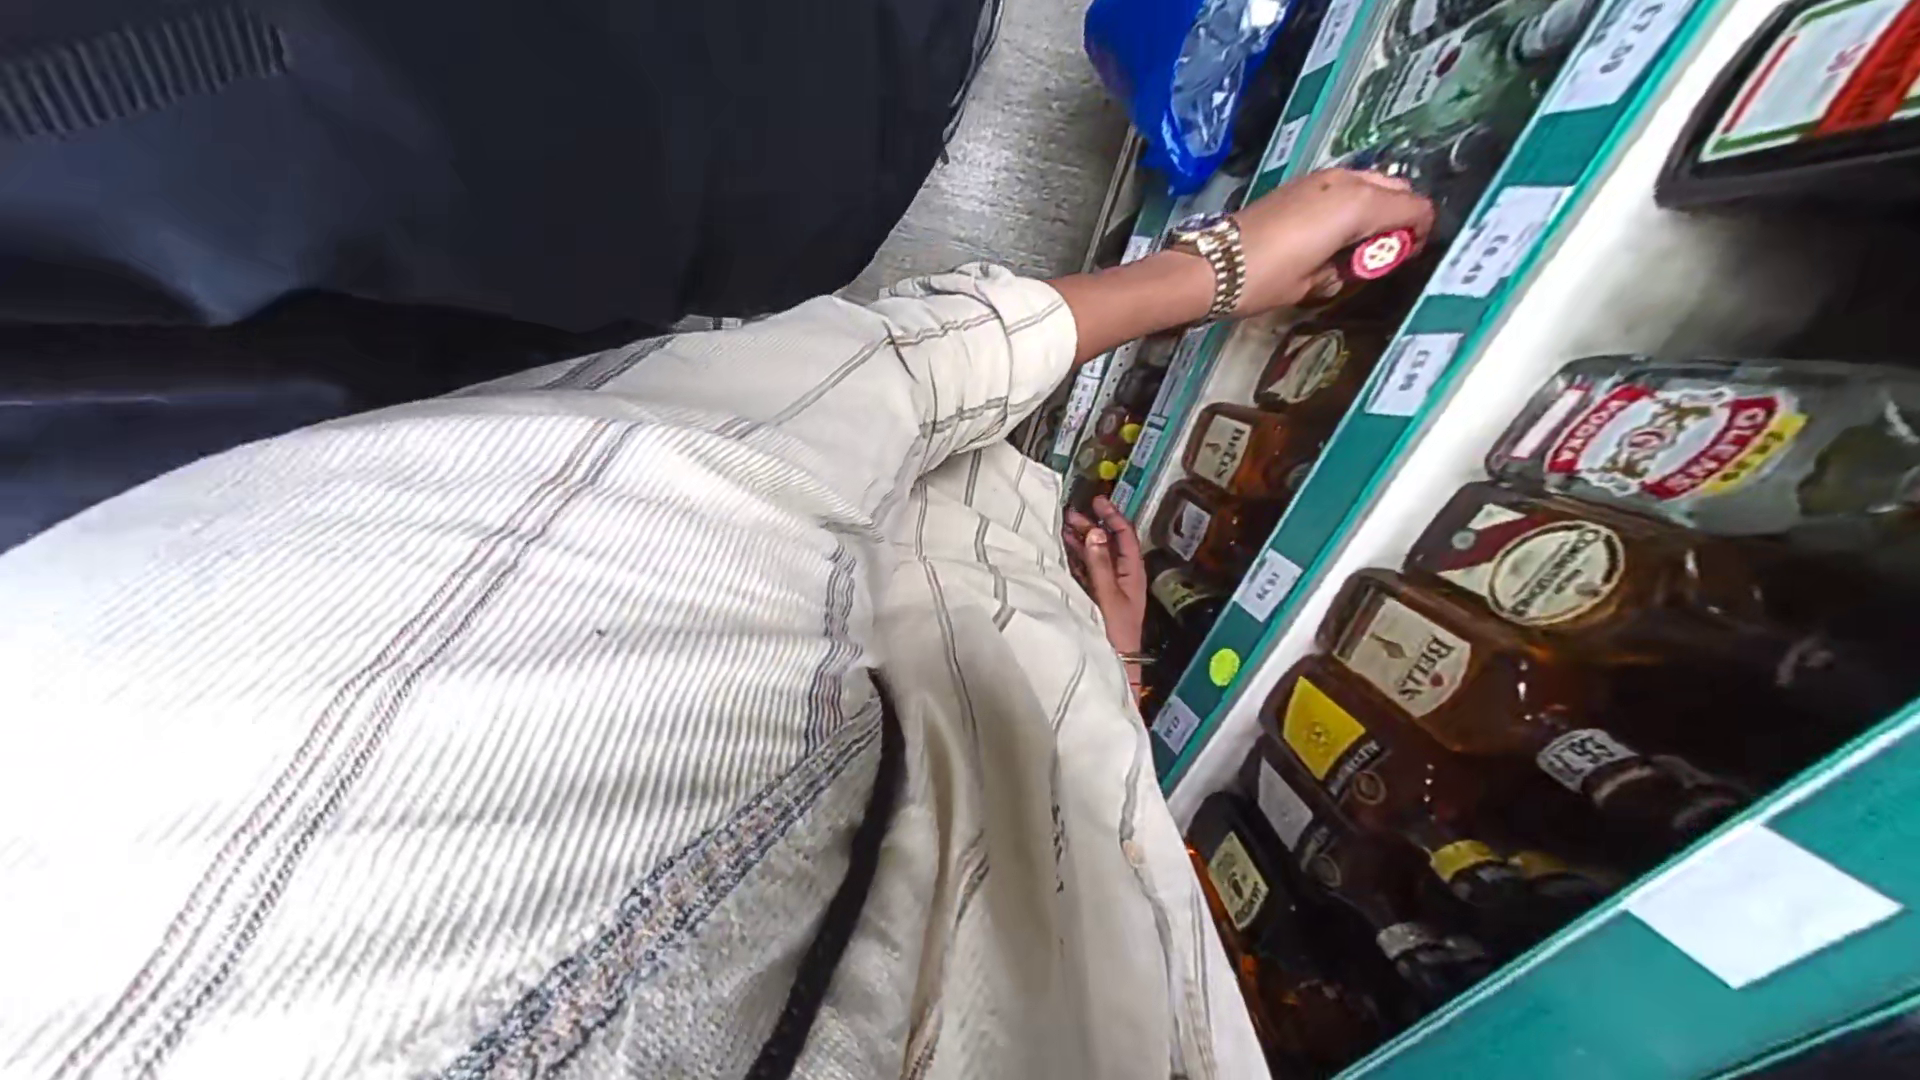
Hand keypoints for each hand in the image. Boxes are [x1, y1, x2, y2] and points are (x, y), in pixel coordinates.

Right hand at [1062, 495, 1147, 658]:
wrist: (1115, 662)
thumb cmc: (1116, 631)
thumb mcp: (1108, 596)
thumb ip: (1100, 565)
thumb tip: (1095, 533)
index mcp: (1132, 572)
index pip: (1124, 535)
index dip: (1112, 516)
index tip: (1097, 501)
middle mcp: (1122, 574)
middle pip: (1107, 542)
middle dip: (1091, 526)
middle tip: (1070, 514)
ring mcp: (1109, 584)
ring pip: (1095, 554)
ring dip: (1081, 539)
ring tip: (1063, 527)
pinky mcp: (1095, 594)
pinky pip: (1086, 568)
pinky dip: (1076, 556)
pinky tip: (1065, 549)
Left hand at [1228, 168, 1434, 315]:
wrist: (1209, 266)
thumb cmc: (1262, 280)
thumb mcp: (1308, 285)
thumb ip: (1338, 271)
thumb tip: (1343, 268)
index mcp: (1357, 205)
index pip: (1412, 209)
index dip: (1418, 233)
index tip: (1407, 255)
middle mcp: (1344, 182)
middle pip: (1394, 190)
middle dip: (1398, 217)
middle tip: (1381, 253)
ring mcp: (1317, 180)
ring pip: (1366, 184)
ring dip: (1371, 208)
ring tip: (1354, 247)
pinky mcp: (1294, 186)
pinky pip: (1338, 188)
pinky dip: (1346, 205)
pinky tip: (1328, 236)